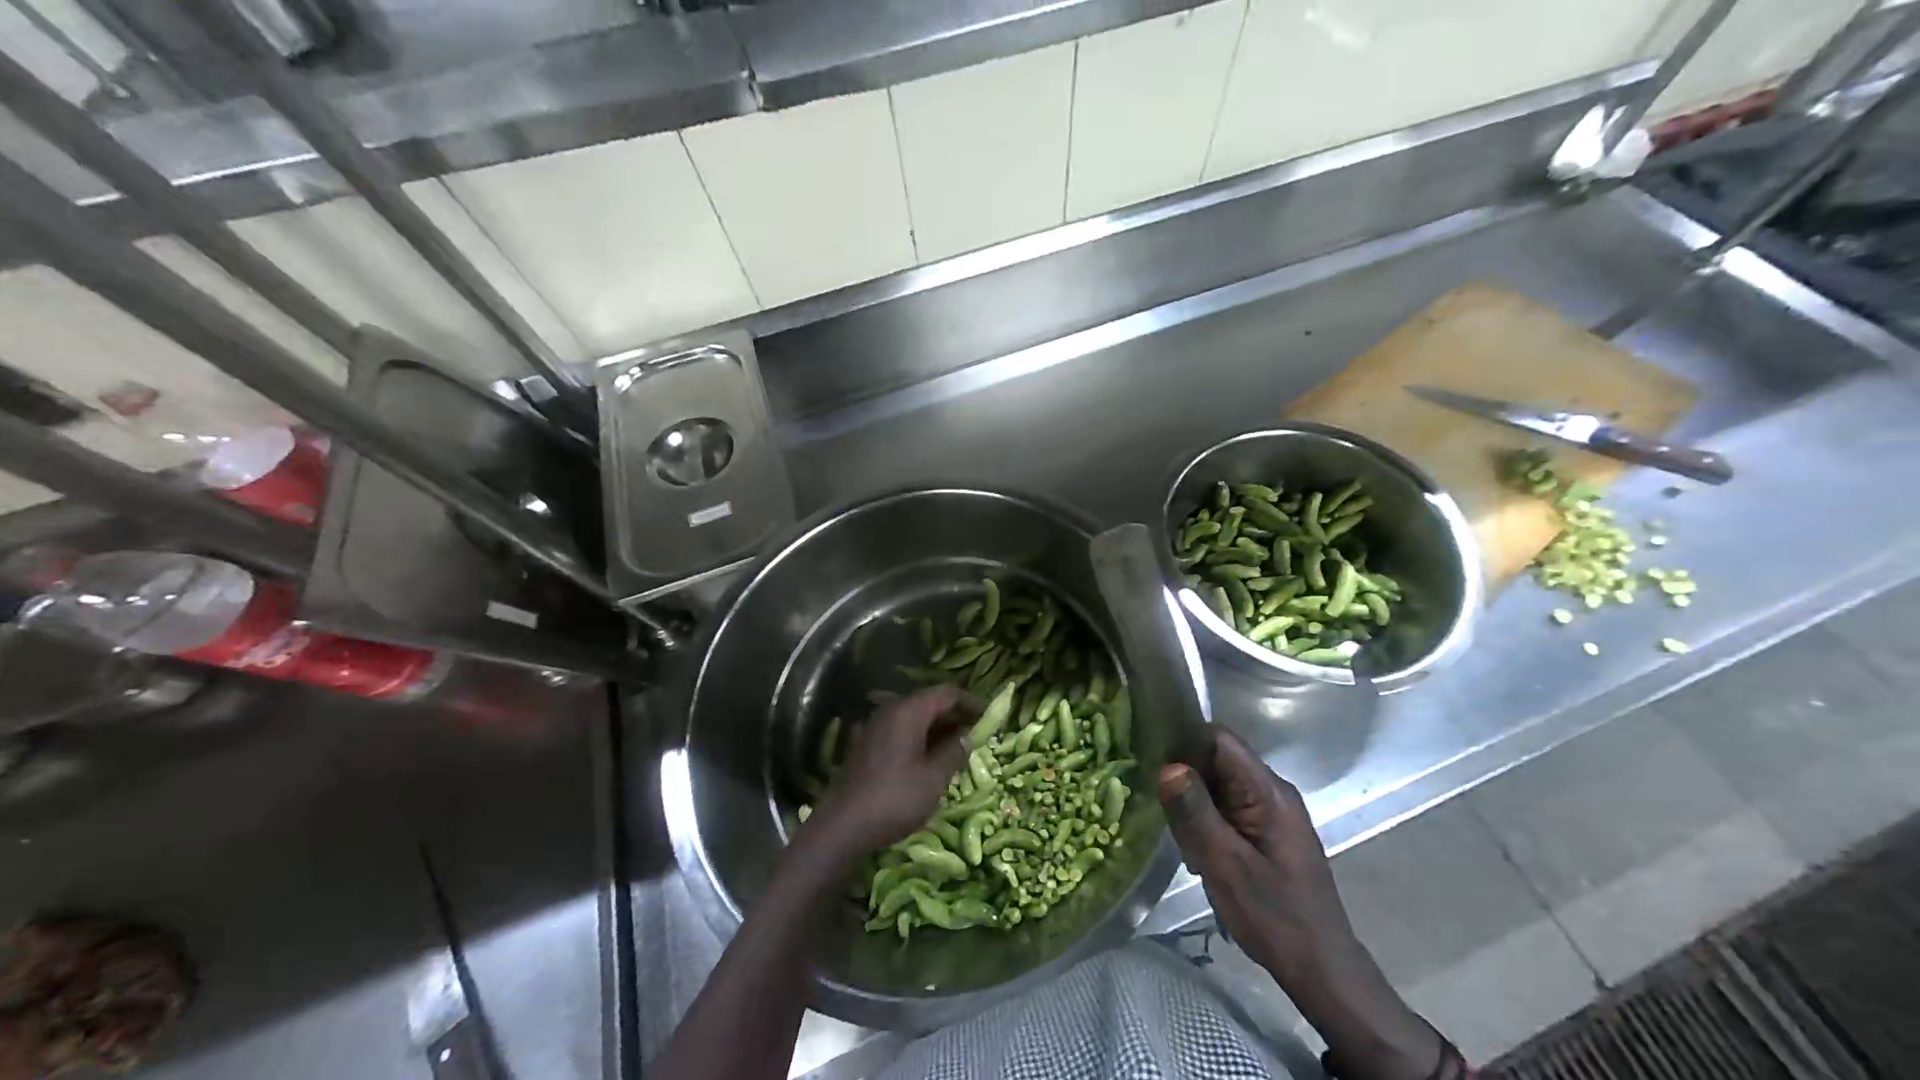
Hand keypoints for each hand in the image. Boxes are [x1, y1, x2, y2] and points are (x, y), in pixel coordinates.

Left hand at [805, 686, 974, 860]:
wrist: (842, 827)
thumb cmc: (894, 798)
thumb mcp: (934, 777)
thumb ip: (954, 751)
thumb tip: (968, 736)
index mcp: (908, 711)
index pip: (947, 693)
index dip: (971, 703)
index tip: (989, 719)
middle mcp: (889, 711)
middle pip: (929, 703)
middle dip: (954, 717)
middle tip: (976, 737)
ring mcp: (874, 728)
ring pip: (913, 720)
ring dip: (937, 731)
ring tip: (957, 752)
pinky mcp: (865, 746)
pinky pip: (899, 733)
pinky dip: (918, 741)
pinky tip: (928, 762)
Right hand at [1156, 728, 1354, 979]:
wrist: (1322, 969)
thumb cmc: (1274, 915)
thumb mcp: (1225, 863)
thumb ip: (1195, 812)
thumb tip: (1167, 766)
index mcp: (1267, 791)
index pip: (1219, 739)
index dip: (1184, 743)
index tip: (1153, 763)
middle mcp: (1273, 792)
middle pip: (1218, 760)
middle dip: (1186, 779)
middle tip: (1164, 810)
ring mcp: (1272, 813)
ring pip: (1220, 786)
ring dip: (1195, 804)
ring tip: (1182, 837)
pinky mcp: (1268, 832)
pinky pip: (1228, 808)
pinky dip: (1208, 821)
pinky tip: (1199, 851)